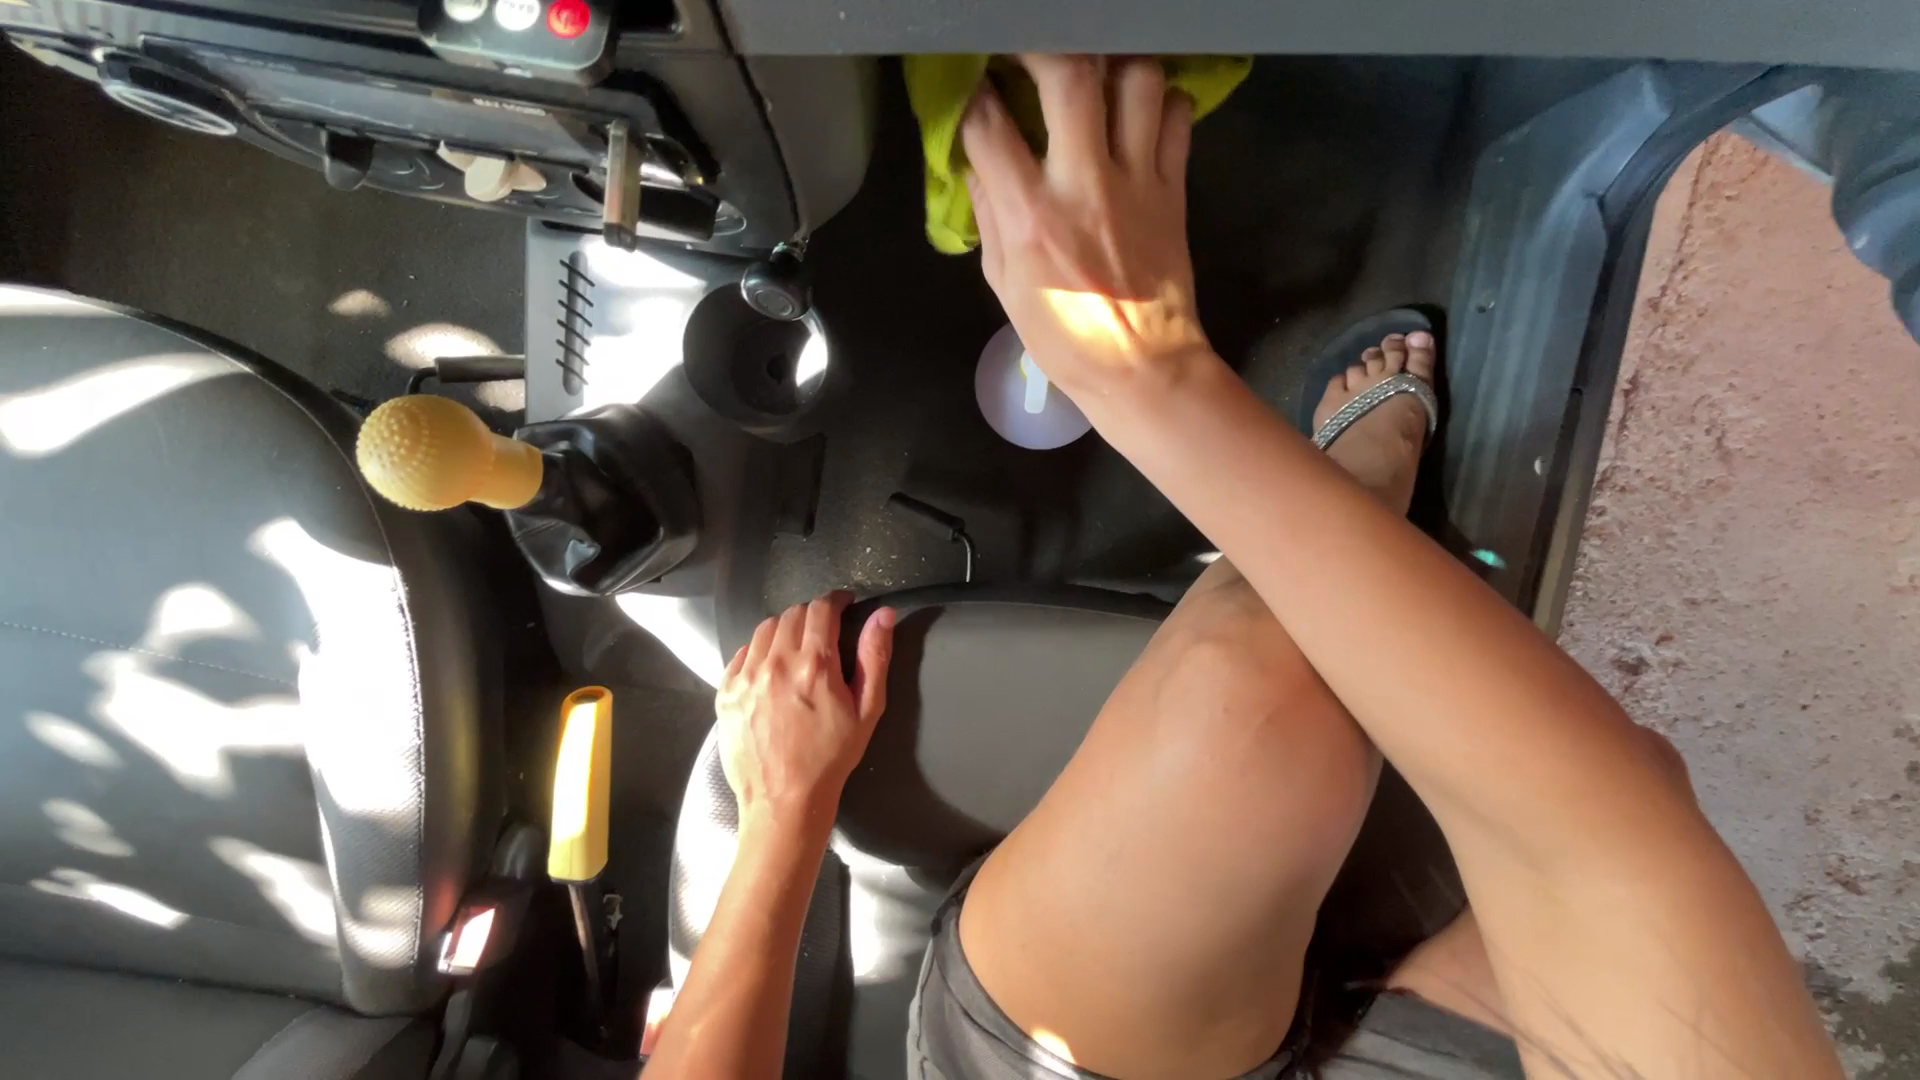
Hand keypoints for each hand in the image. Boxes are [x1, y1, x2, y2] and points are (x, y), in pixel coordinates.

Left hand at [716, 591, 895, 835]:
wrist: (783, 801)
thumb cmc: (831, 757)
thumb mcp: (866, 709)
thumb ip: (874, 657)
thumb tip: (883, 615)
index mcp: (813, 664)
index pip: (821, 608)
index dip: (836, 600)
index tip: (845, 604)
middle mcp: (775, 663)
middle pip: (792, 614)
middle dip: (813, 614)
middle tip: (826, 630)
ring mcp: (745, 677)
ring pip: (764, 629)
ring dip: (785, 628)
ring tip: (798, 646)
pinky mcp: (725, 692)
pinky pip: (741, 653)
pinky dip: (759, 650)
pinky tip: (772, 667)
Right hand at [961, 55, 1210, 401]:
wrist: (1141, 367)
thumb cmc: (1064, 340)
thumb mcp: (1005, 287)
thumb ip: (990, 218)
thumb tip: (976, 166)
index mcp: (1031, 216)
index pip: (990, 125)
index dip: (973, 94)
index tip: (973, 85)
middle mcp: (1083, 184)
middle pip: (1069, 73)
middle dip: (1042, 46)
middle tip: (1030, 51)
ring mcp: (1136, 181)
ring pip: (1135, 79)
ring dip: (1111, 65)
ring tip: (1094, 77)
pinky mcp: (1173, 188)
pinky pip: (1176, 114)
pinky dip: (1158, 100)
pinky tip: (1137, 115)